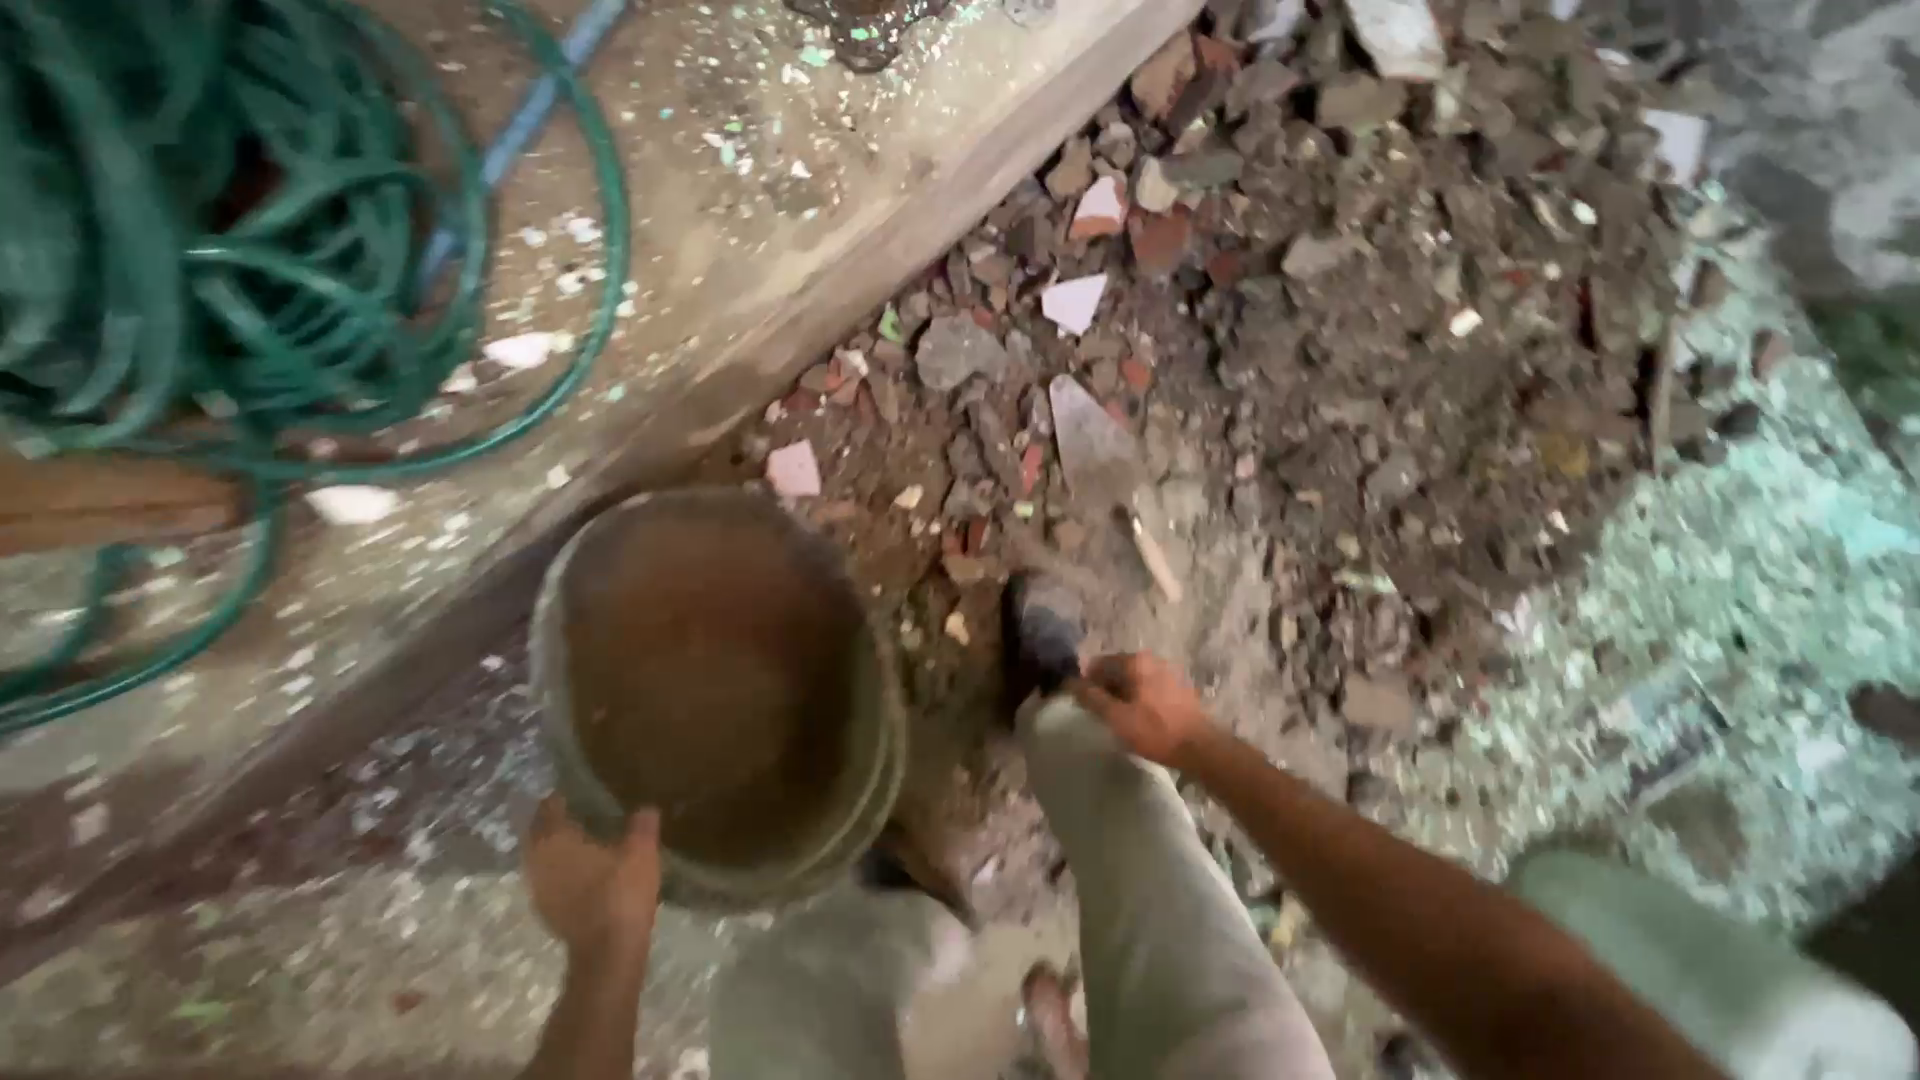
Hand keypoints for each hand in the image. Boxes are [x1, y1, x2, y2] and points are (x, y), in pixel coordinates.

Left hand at [524, 795, 661, 956]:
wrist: (607, 951)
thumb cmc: (620, 892)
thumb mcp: (641, 851)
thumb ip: (642, 824)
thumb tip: (645, 807)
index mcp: (555, 840)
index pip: (548, 809)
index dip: (559, 797)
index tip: (574, 790)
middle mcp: (538, 861)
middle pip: (538, 833)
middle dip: (553, 821)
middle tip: (577, 810)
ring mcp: (539, 889)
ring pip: (541, 858)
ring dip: (555, 846)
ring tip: (581, 838)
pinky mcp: (547, 910)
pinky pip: (549, 878)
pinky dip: (561, 869)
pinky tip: (583, 869)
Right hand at [1071, 653, 1211, 766]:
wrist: (1200, 748)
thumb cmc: (1154, 731)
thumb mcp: (1115, 717)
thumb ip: (1090, 697)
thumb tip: (1070, 682)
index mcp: (1135, 661)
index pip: (1097, 664)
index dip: (1087, 684)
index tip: (1086, 706)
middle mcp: (1152, 659)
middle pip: (1116, 670)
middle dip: (1106, 689)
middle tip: (1102, 716)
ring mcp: (1168, 671)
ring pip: (1133, 679)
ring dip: (1123, 695)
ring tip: (1121, 720)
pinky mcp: (1179, 686)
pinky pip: (1149, 687)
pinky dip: (1139, 698)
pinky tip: (1141, 719)